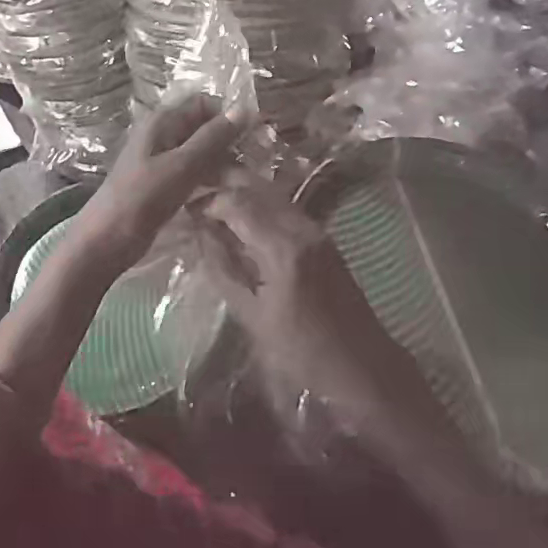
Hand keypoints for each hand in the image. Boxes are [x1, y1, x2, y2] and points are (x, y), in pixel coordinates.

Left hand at [68, 92, 246, 271]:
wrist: (105, 242)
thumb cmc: (142, 198)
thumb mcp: (182, 165)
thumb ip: (213, 137)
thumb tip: (245, 108)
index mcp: (162, 122)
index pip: (204, 103)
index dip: (229, 115)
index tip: (255, 135)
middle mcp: (163, 135)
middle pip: (205, 128)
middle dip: (231, 143)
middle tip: (257, 164)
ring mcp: (163, 161)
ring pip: (203, 154)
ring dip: (225, 165)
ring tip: (248, 184)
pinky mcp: (165, 184)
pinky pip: (195, 175)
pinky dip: (212, 181)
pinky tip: (228, 195)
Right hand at [201, 180, 401, 419]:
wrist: (363, 363)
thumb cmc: (302, 351)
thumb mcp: (251, 316)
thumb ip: (223, 269)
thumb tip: (200, 232)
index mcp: (282, 247)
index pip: (237, 202)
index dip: (208, 200)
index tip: (184, 209)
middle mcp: (302, 226)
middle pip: (257, 187)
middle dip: (223, 183)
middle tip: (193, 192)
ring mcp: (316, 228)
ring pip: (272, 193)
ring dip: (241, 191)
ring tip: (211, 202)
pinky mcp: (323, 236)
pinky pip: (284, 207)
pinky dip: (259, 204)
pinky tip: (242, 219)